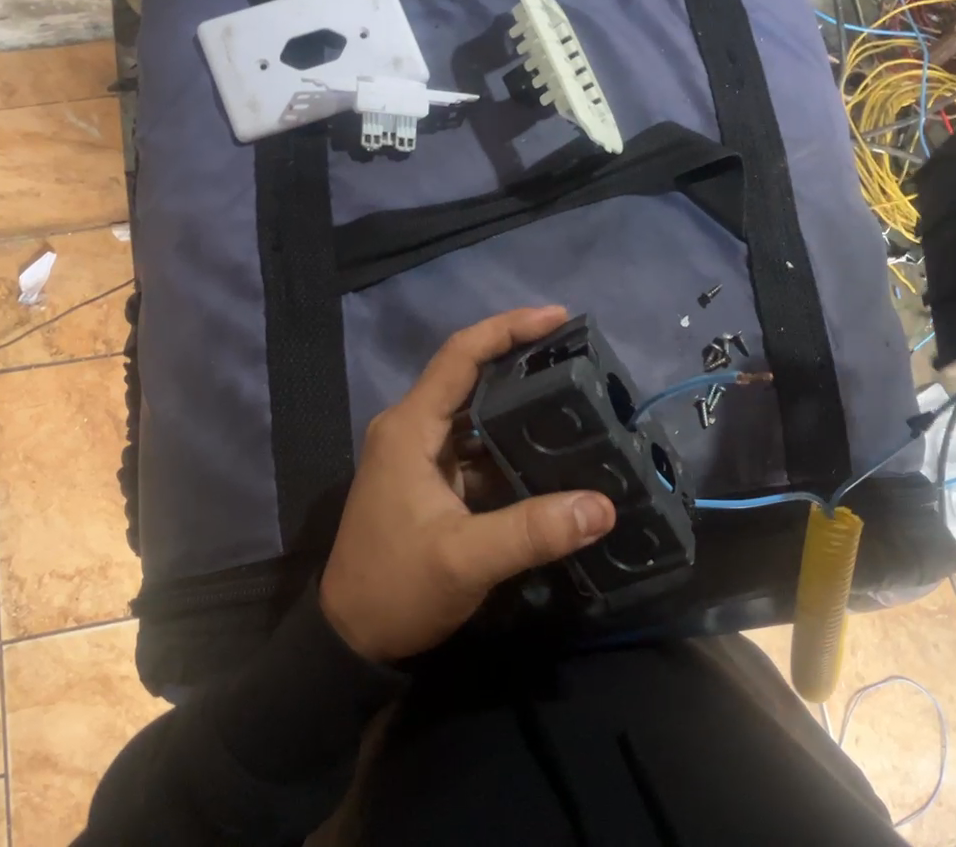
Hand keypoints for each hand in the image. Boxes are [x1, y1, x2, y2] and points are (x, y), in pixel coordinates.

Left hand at [319, 306, 617, 661]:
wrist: (352, 639)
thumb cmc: (396, 588)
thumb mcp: (465, 560)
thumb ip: (532, 531)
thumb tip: (603, 506)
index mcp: (409, 429)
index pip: (460, 356)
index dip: (507, 328)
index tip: (557, 317)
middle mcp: (411, 431)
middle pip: (470, 378)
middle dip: (523, 363)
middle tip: (581, 360)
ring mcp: (420, 458)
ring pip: (476, 415)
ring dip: (521, 408)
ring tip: (578, 401)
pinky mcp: (430, 483)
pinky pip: (477, 449)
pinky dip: (512, 447)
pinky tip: (552, 454)